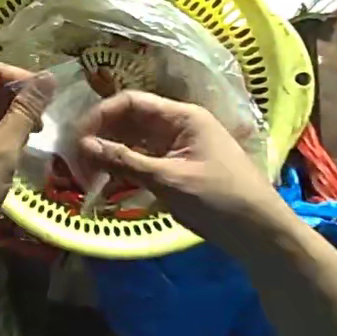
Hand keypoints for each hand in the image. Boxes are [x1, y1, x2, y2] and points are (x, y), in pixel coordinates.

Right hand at [72, 90, 289, 244]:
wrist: (260, 233)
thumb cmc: (220, 199)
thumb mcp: (168, 179)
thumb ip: (124, 160)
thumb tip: (82, 145)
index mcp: (182, 117)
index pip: (130, 102)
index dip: (99, 116)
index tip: (77, 140)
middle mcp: (176, 126)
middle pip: (126, 121)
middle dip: (99, 139)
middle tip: (77, 164)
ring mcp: (174, 147)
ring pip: (129, 143)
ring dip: (106, 157)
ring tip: (86, 178)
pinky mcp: (173, 168)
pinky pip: (138, 162)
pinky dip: (119, 171)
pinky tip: (103, 187)